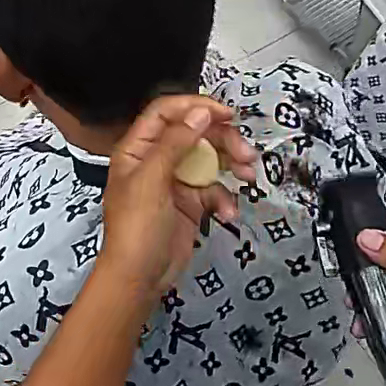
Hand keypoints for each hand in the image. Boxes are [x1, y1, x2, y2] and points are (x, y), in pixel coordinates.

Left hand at [96, 95, 258, 303]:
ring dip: (231, 166)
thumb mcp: (152, 180)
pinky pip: (214, 190)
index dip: (196, 107)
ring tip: (248, 176)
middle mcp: (157, 160)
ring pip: (210, 160)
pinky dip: (224, 199)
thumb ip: (176, 143)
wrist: (139, 277)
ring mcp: (176, 182)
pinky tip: (227, 214)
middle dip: (223, 141)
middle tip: (246, 153)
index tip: (226, 115)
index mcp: (139, 149)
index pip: (167, 113)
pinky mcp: (191, 203)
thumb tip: (201, 112)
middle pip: (195, 134)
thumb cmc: (137, 227)